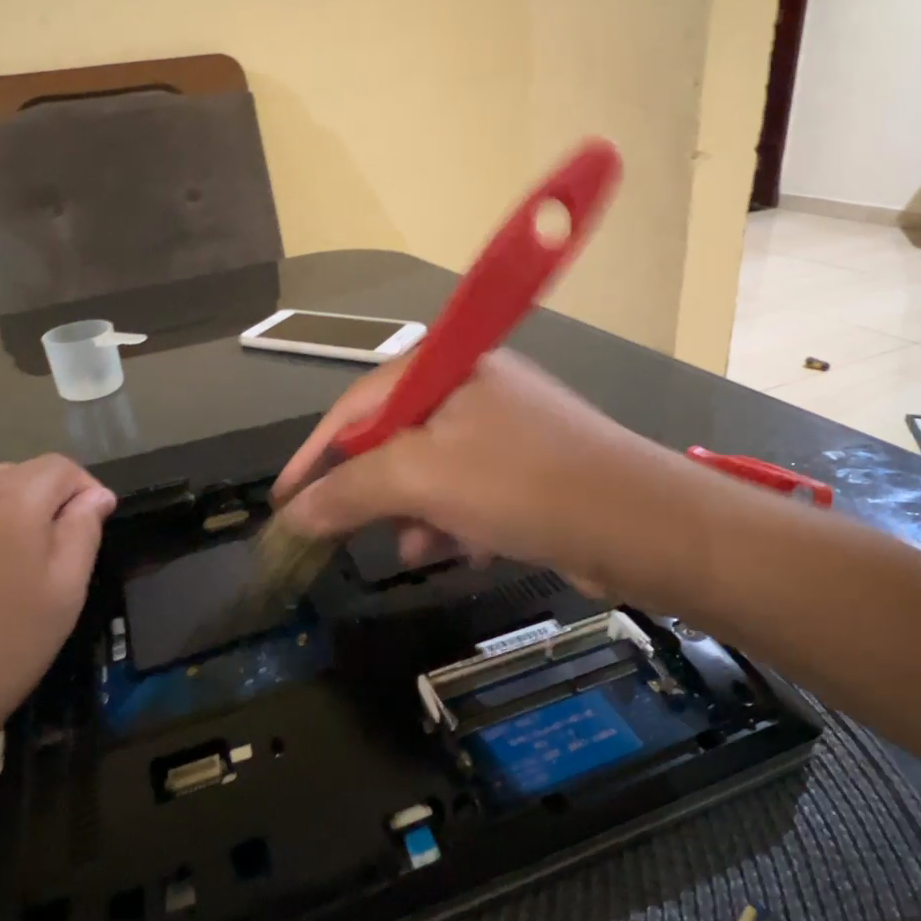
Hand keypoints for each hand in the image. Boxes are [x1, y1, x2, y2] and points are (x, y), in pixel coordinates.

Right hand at [271, 350, 662, 587]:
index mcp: (445, 369)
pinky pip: (467, 494)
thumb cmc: (522, 484)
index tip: (282, 503)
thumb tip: (294, 514)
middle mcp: (471, 389)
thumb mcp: (423, 480)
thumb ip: (350, 491)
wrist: (639, 525)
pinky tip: (468, 550)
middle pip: (391, 442)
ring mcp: (502, 429)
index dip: (313, 456)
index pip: (355, 407)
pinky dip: (457, 523)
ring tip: (425, 549)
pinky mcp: (526, 469)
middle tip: (348, 538)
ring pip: (429, 475)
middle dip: (374, 495)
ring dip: (417, 516)